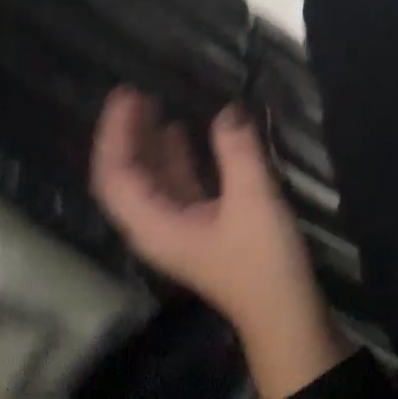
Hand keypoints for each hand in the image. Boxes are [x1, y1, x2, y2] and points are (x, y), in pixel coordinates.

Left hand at [91, 87, 351, 398]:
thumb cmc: (260, 257)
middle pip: (128, 175)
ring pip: (152, 178)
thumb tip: (227, 110)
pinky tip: (189, 132)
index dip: (116, 133)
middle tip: (139, 92)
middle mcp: (155, 224)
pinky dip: (178, 155)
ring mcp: (178, 225)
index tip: (127, 95)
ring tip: (157, 103)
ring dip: (151, 142)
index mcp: (154, 223)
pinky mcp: (201, 223)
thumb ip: (237, 152)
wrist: (280, 306)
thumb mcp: (253, 199)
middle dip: (128, 134)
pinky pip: (177, 182)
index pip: (117, 174)